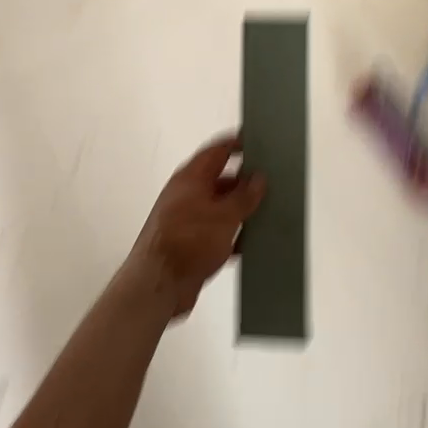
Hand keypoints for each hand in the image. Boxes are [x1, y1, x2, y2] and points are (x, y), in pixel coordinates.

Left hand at [122, 133, 264, 319]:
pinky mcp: (189, 243)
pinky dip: (231, 234)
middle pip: (220, 179)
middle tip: (268, 184)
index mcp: (191, 177)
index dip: (238, 144)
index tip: (257, 143)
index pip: (218, 150)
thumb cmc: (187, 242)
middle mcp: (186, 194)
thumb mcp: (225, 215)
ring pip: (219, 207)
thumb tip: (258, 179)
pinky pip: (215, 231)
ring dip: (239, 211)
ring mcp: (186, 219)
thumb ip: (244, 196)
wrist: (159, 284)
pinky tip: (248, 243)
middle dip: (244, 182)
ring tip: (264, 213)